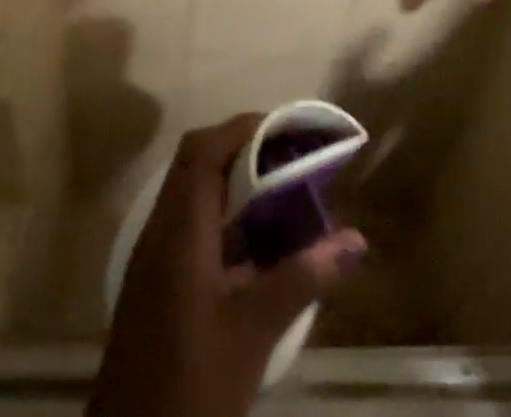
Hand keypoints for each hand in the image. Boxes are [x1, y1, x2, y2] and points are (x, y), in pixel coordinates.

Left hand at [88, 114, 366, 416]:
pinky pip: (192, 229)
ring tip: (286, 194)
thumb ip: (303, 278)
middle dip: (243, 153)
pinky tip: (261, 248)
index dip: (242, 130)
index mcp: (179, 232)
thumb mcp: (255, 330)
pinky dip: (227, 221)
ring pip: (192, 198)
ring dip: (235, 187)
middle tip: (293, 161)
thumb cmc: (191, 380)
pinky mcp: (157, 284)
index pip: (201, 153)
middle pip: (194, 167)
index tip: (287, 130)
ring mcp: (154, 259)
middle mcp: (160, 233)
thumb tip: (356, 239)